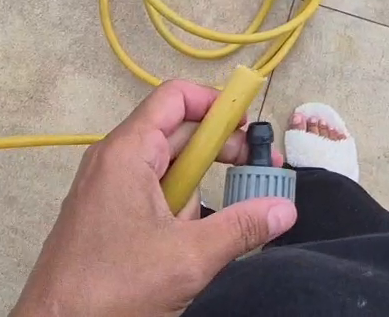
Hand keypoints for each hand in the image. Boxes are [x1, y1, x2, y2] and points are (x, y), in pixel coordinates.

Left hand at [11, 81, 297, 316]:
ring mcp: (106, 187)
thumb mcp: (188, 257)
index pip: (176, 97)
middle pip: (177, 131)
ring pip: (166, 168)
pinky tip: (179, 248)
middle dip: (216, 150)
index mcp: (128, 151)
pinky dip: (173, 211)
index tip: (247, 125)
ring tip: (201, 233)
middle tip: (251, 171)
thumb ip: (242, 227)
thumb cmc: (108, 291)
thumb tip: (284, 208)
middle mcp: (114, 159)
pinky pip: (151, 194)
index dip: (215, 103)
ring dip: (193, 193)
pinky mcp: (104, 215)